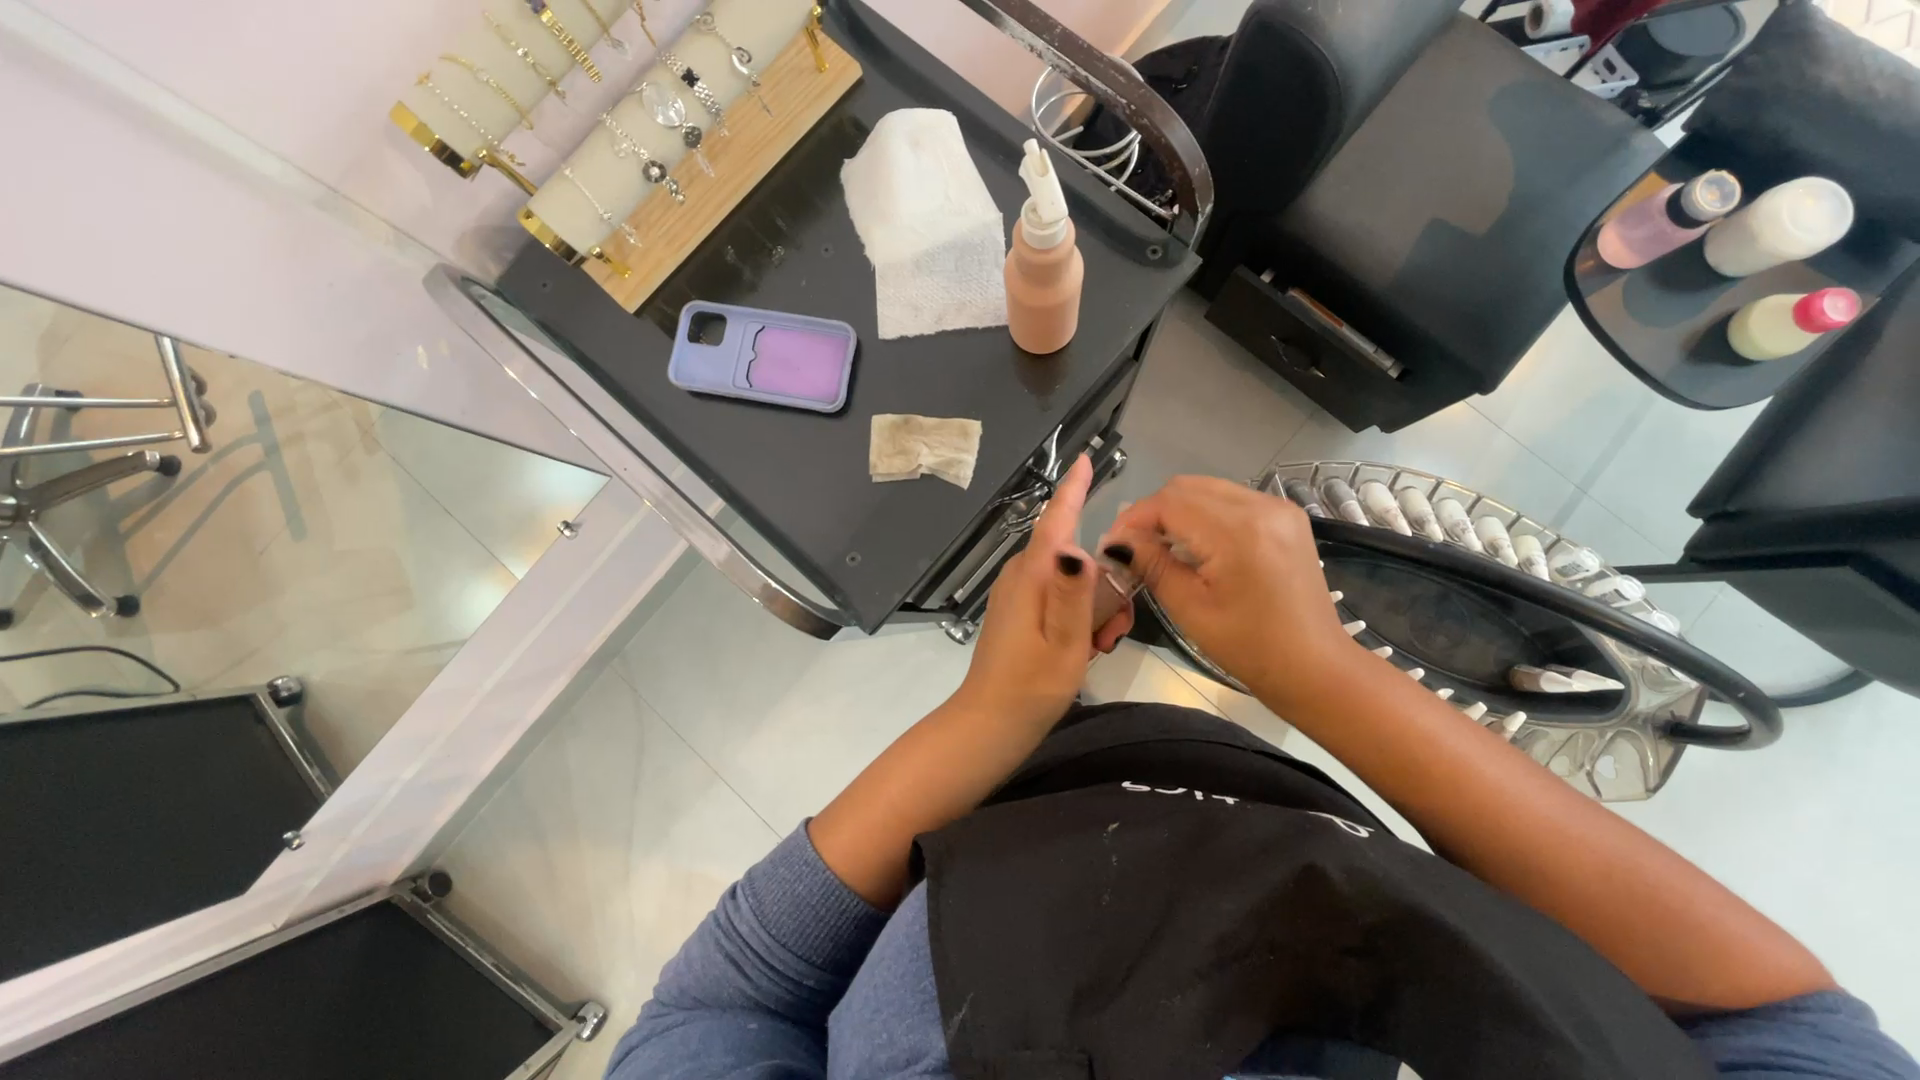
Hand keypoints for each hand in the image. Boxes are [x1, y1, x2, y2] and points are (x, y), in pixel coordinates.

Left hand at [950, 455, 1130, 730]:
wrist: (989, 725)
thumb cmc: (1030, 688)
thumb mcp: (1065, 644)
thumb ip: (1074, 595)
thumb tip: (1080, 547)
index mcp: (1032, 577)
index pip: (1056, 521)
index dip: (1073, 489)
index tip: (1087, 457)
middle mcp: (1021, 576)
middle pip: (1075, 554)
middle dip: (1108, 582)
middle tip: (1116, 630)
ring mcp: (1018, 594)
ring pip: (1072, 579)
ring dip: (1097, 605)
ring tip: (1101, 645)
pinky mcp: (1020, 612)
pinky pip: (1060, 597)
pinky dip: (1081, 615)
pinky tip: (1087, 648)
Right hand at [1100, 476, 1358, 704]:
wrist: (1315, 666)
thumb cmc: (1250, 647)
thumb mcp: (1190, 609)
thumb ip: (1152, 565)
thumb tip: (1117, 541)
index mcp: (1238, 532)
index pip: (1169, 502)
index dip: (1133, 519)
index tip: (1112, 545)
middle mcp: (1261, 506)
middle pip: (1187, 487)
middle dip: (1153, 512)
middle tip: (1132, 547)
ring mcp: (1278, 508)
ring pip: (1208, 489)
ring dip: (1178, 511)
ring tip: (1161, 547)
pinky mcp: (1286, 516)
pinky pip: (1232, 500)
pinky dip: (1205, 514)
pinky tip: (1197, 546)